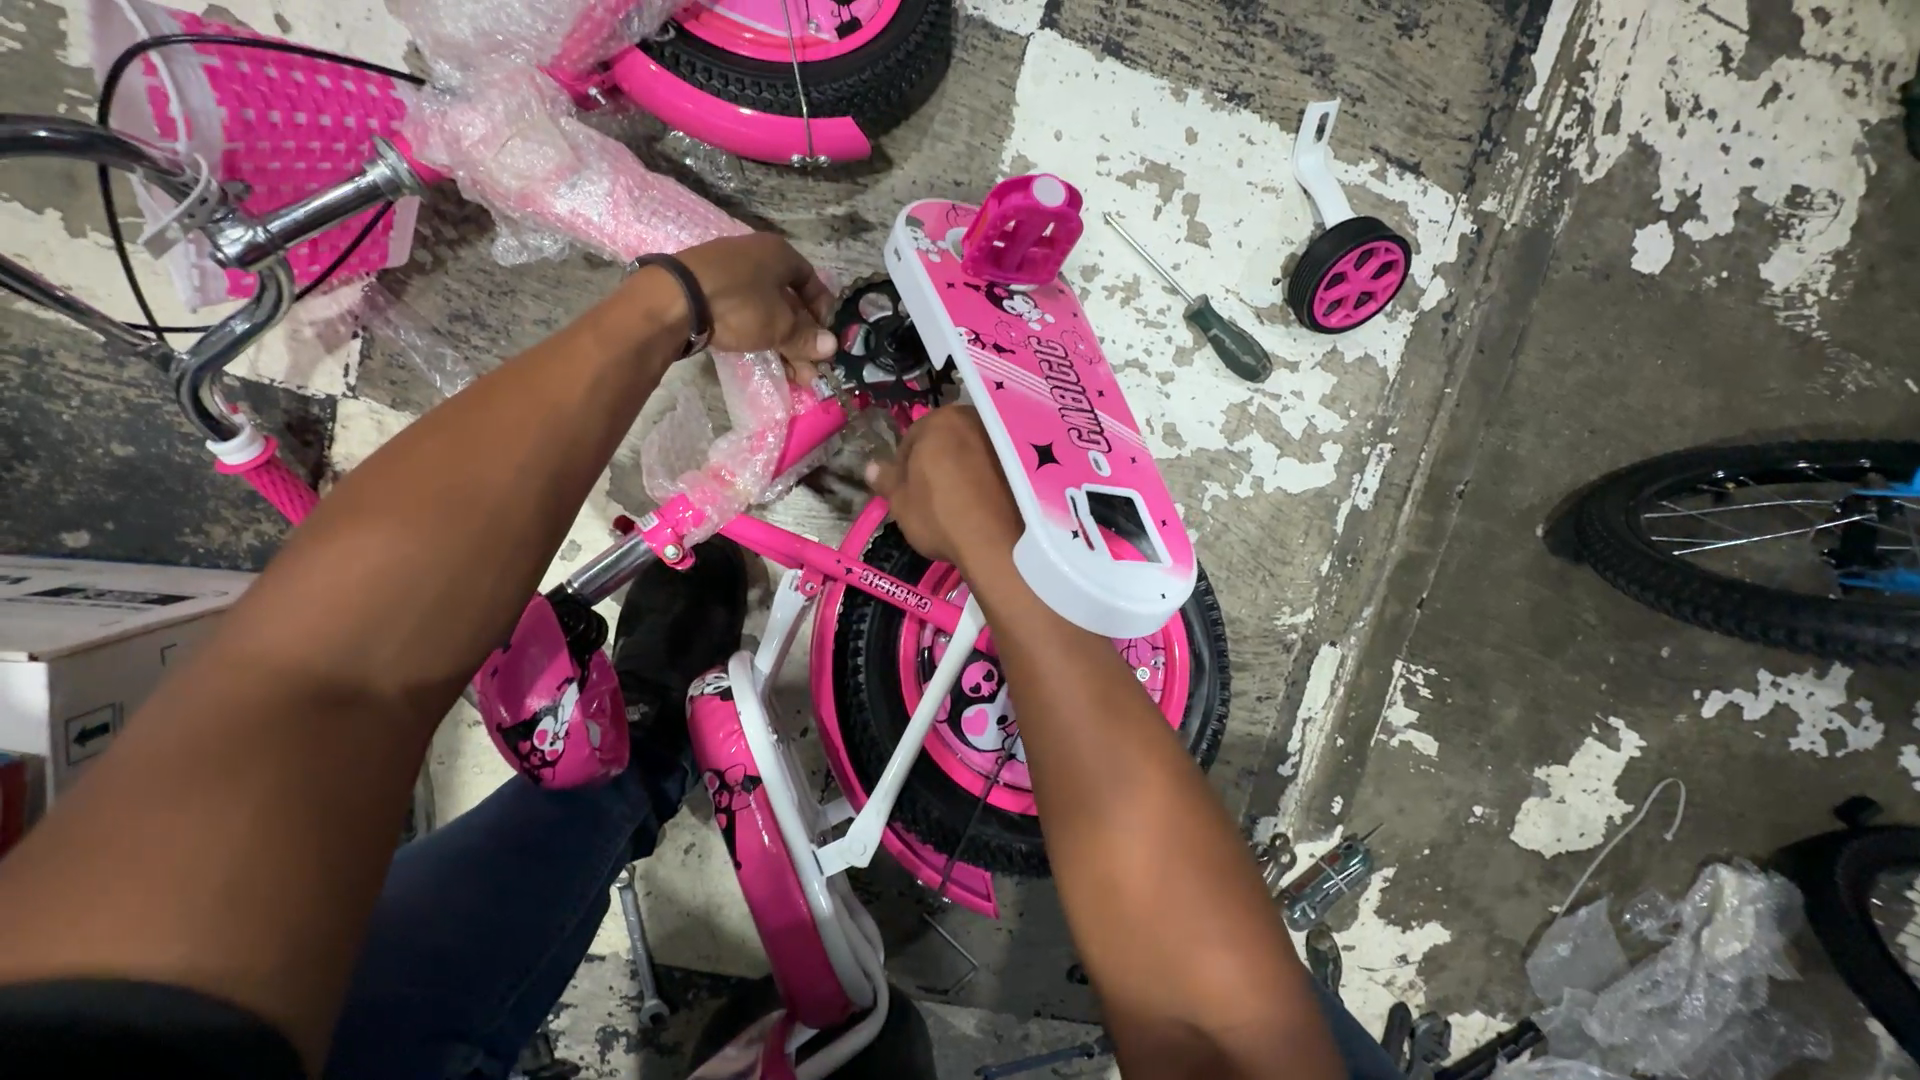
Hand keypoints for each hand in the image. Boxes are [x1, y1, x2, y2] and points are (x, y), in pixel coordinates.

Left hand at [674, 233, 837, 365]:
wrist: (674, 300)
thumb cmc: (739, 304)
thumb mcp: (779, 325)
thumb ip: (806, 338)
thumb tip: (831, 347)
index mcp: (779, 253)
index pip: (811, 280)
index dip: (822, 309)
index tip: (825, 336)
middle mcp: (755, 254)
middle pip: (787, 298)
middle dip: (801, 336)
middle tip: (808, 366)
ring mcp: (728, 270)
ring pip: (764, 307)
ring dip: (781, 340)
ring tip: (789, 371)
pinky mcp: (707, 287)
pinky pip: (742, 309)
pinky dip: (755, 331)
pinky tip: (759, 353)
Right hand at [867, 405, 1022, 573]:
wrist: (999, 544)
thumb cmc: (941, 517)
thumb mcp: (902, 503)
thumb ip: (885, 480)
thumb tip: (870, 467)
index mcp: (940, 420)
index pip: (911, 439)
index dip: (904, 467)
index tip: (906, 491)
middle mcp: (975, 418)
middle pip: (945, 440)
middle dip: (936, 462)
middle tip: (932, 495)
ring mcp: (1005, 437)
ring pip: (973, 450)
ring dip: (963, 467)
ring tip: (960, 499)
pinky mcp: (1026, 460)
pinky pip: (997, 464)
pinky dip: (988, 476)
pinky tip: (983, 501)